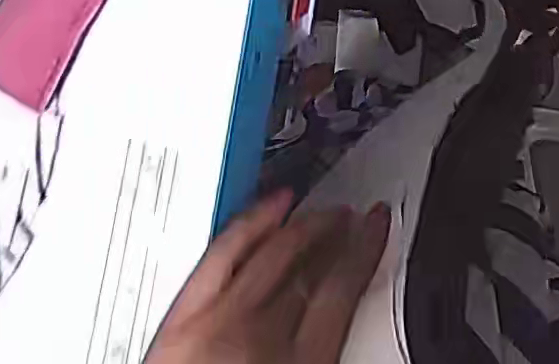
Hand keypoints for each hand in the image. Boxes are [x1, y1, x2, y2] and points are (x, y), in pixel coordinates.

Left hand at [146, 191, 390, 363]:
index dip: (366, 247)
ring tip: (319, 211)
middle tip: (349, 219)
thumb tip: (349, 343)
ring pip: (274, 251)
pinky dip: (251, 224)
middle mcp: (263, 337)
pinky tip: (268, 209)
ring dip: (303, 225)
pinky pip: (224, 254)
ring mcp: (219, 323)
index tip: (376, 223)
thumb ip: (327, 358)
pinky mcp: (182, 321)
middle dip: (335, 232)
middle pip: (311, 262)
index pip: (345, 286)